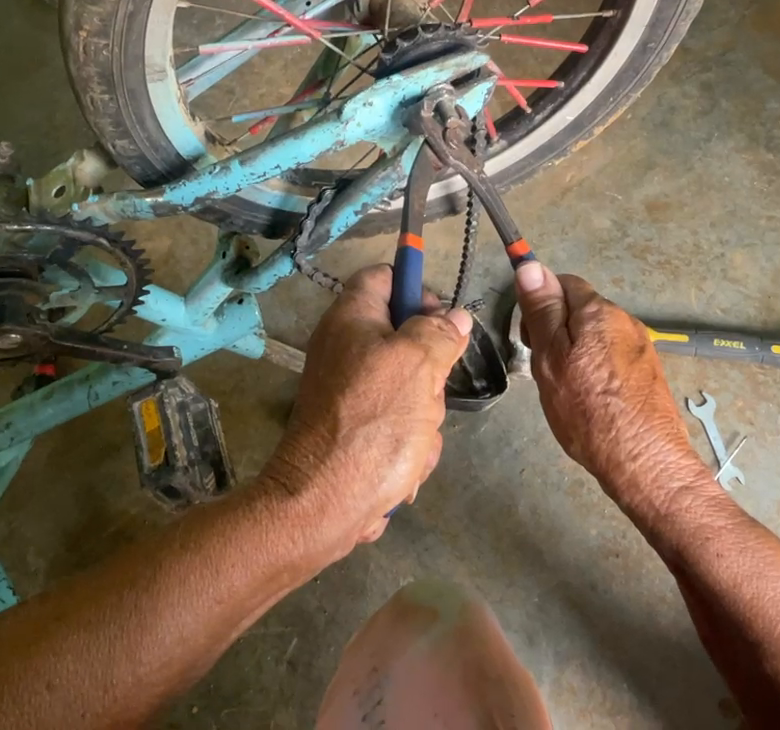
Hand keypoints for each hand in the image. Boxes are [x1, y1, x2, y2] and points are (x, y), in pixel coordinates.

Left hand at [259, 265, 470, 548]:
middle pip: (406, 338)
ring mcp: (350, 391)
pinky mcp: (356, 429)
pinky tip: (405, 465)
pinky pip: (399, 423)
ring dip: (424, 414)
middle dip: (429, 369)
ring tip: (415, 437)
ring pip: (410, 386)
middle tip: (429, 389)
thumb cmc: (373, 421)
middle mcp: (345, 348)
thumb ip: (438, 332)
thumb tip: (454, 316)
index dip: (417, 289)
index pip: (385, 276)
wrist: (324, 502)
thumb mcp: (417, 364)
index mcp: (351, 317)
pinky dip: (409, 443)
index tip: (442, 321)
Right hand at [515, 262, 697, 492]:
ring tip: (565, 388)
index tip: (529, 338)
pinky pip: (611, 357)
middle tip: (544, 368)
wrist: (645, 463)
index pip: (563, 282)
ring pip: (595, 335)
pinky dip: (595, 369)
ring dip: (575, 350)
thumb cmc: (587, 410)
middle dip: (556, 329)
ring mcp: (640, 347)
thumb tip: (530, 265)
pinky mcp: (648, 373)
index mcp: (599, 311)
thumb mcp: (551, 358)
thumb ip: (542, 311)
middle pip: (580, 309)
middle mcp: (625, 320)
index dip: (539, 303)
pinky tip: (589, 398)